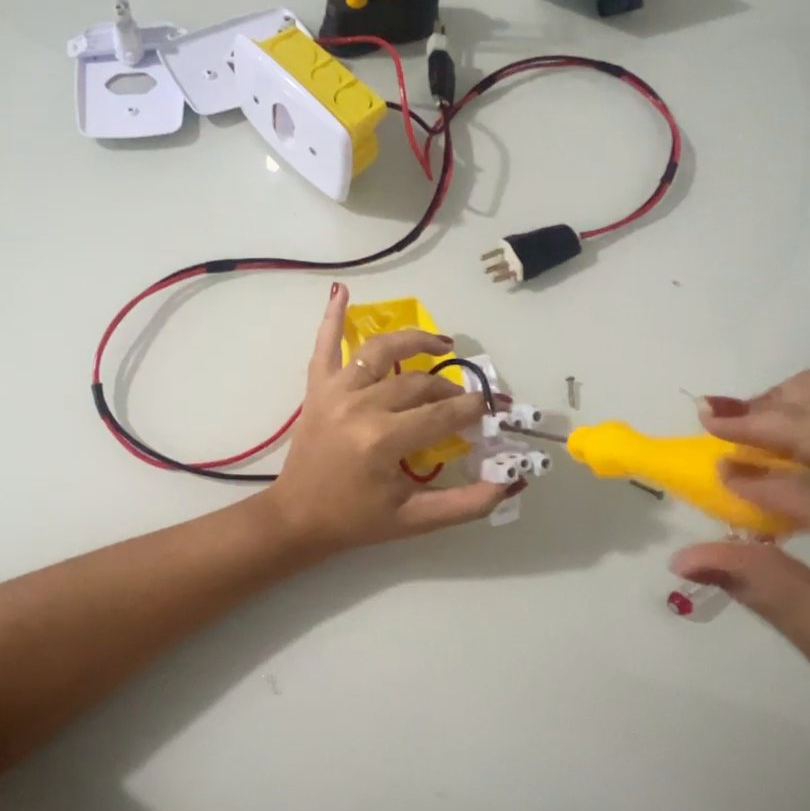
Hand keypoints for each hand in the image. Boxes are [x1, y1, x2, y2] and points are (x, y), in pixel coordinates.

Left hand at [262, 283, 517, 553]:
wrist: (298, 517)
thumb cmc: (356, 520)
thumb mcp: (416, 520)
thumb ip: (467, 502)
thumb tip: (511, 480)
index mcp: (383, 440)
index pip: (442, 414)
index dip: (474, 410)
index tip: (493, 410)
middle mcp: (359, 407)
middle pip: (417, 384)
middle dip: (450, 390)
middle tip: (467, 401)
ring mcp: (334, 392)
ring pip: (380, 352)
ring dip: (413, 342)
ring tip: (441, 344)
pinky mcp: (316, 388)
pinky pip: (324, 345)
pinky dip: (331, 316)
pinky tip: (342, 290)